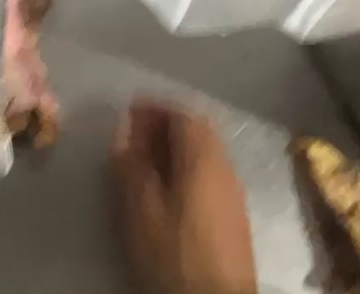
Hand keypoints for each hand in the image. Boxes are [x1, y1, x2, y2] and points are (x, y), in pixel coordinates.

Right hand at [111, 101, 258, 293]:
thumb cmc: (175, 252)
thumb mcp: (141, 209)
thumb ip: (131, 165)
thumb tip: (124, 133)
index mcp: (202, 157)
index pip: (182, 112)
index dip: (154, 106)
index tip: (129, 110)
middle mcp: (224, 165)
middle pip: (198, 127)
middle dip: (167, 123)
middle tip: (138, 133)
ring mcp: (234, 190)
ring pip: (206, 150)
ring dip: (178, 144)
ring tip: (149, 159)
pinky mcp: (235, 214)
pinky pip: (211, 171)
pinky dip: (189, 165)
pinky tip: (170, 187)